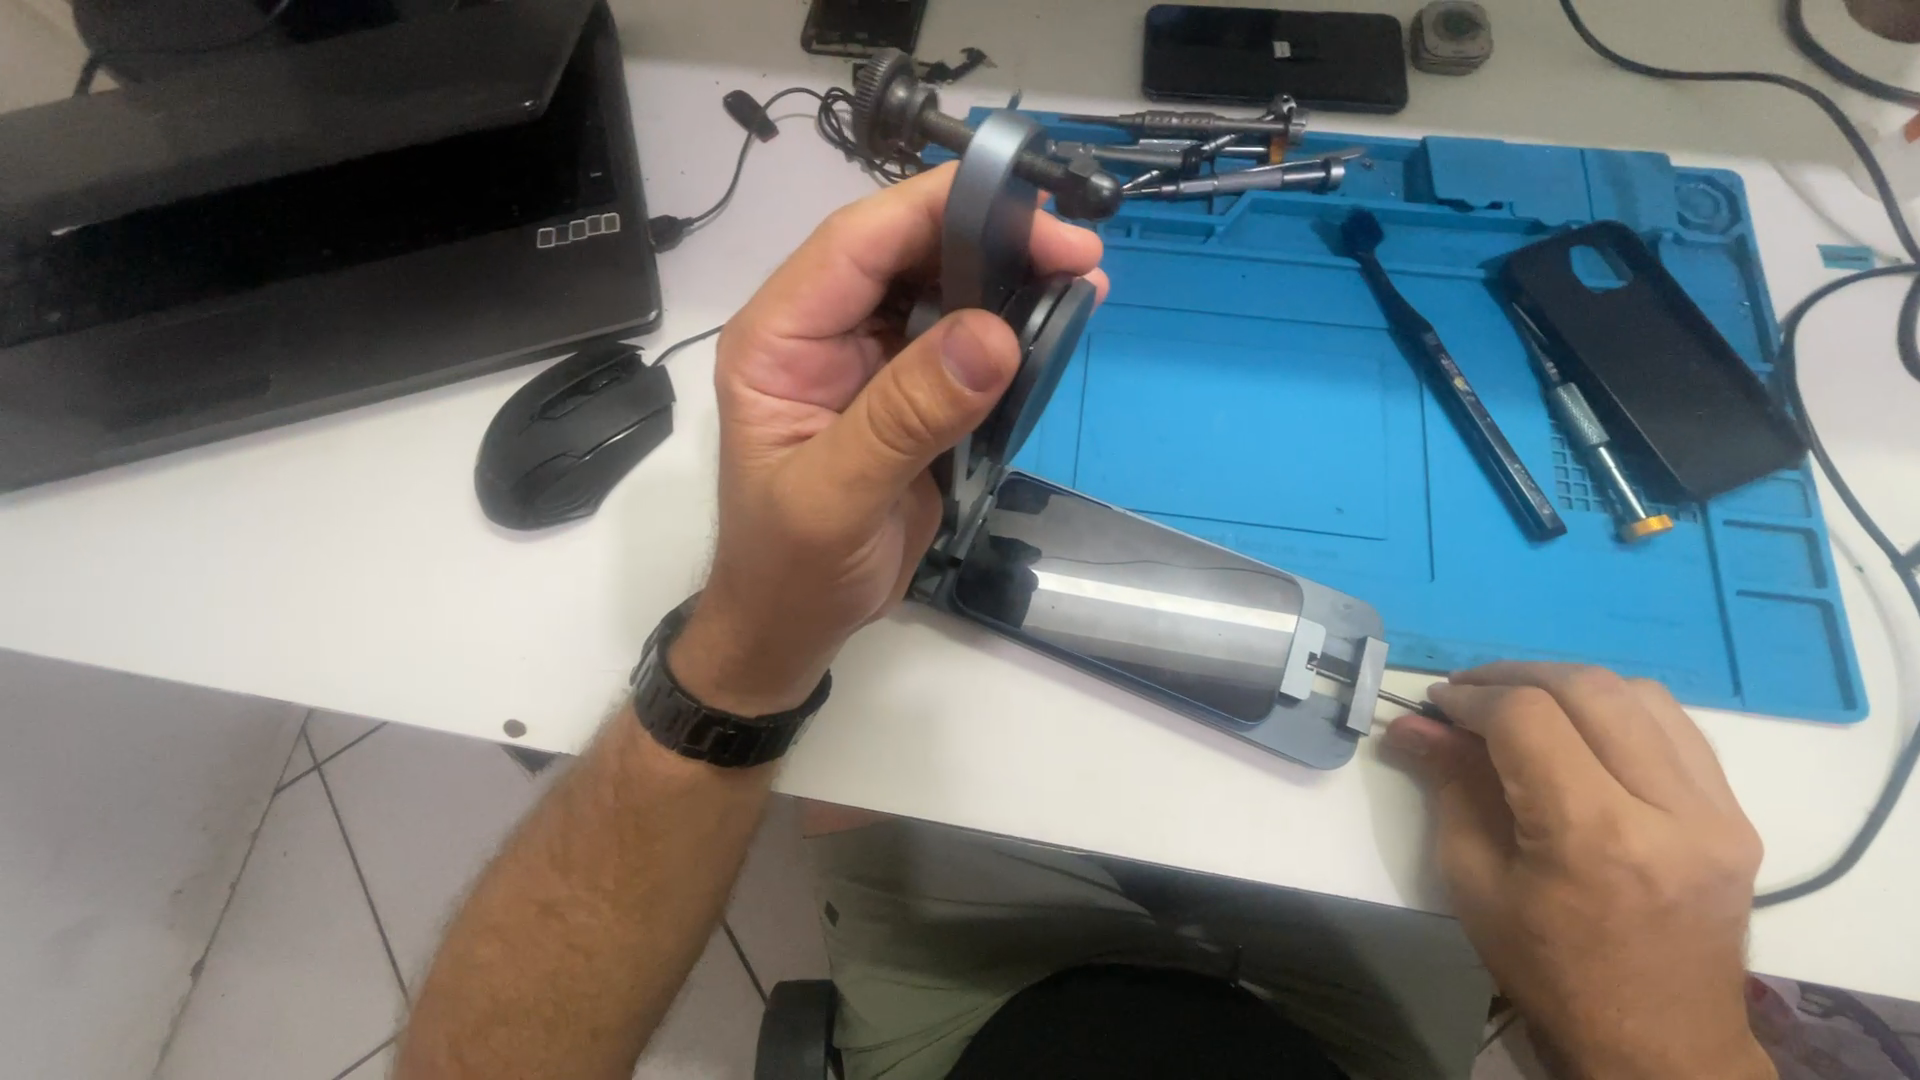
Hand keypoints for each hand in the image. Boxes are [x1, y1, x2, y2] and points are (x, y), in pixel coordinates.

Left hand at [669, 164, 1106, 715]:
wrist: (795, 624)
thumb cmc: (791, 571)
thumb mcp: (837, 498)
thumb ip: (906, 417)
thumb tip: (996, 336)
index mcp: (780, 339)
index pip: (859, 243)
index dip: (944, 211)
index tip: (1033, 213)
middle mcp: (822, 334)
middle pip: (907, 256)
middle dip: (989, 240)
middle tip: (1078, 253)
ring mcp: (869, 363)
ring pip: (941, 293)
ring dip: (1006, 282)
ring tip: (1081, 282)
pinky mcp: (907, 398)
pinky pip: (961, 347)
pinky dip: (1008, 334)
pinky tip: (1054, 328)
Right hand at [1385, 663, 1772, 1079]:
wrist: (1655, 1040)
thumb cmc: (1544, 965)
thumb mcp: (1471, 875)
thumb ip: (1448, 782)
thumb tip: (1411, 723)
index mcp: (1595, 836)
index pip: (1527, 718)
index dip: (1470, 698)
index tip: (1436, 705)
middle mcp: (1671, 813)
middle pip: (1588, 689)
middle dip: (1513, 676)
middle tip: (1467, 694)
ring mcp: (1718, 814)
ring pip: (1639, 695)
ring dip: (1565, 684)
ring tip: (1519, 704)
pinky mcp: (1736, 818)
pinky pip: (1675, 727)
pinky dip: (1614, 709)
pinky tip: (1576, 730)